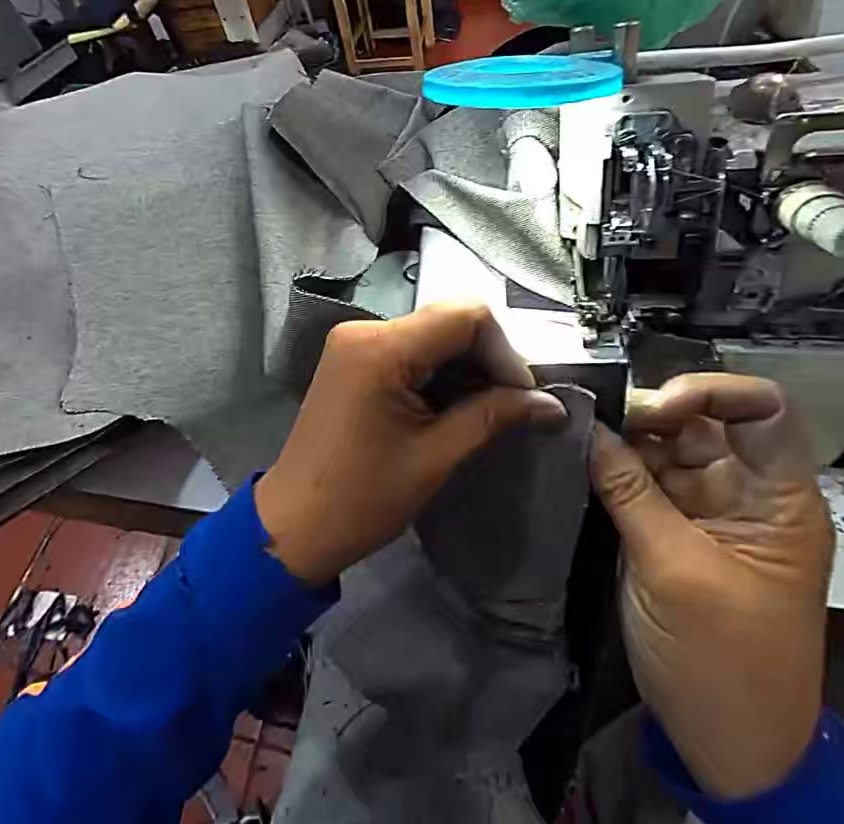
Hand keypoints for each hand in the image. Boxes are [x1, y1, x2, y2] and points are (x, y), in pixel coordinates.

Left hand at [255, 301, 567, 585]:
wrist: (292, 527)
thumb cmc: (361, 499)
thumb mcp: (436, 457)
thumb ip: (494, 416)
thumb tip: (551, 404)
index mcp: (382, 349)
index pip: (467, 316)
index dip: (504, 351)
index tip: (520, 395)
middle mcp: (365, 330)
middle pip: (451, 319)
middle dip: (488, 358)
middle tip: (509, 405)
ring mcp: (356, 341)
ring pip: (435, 332)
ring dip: (467, 365)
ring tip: (484, 409)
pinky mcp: (354, 357)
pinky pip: (413, 347)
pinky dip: (441, 369)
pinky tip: (452, 403)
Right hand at [589, 374, 843, 799]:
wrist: (729, 750)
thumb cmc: (721, 662)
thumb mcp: (673, 571)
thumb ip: (629, 492)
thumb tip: (589, 429)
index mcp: (779, 498)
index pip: (763, 410)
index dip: (714, 392)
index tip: (656, 410)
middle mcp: (748, 494)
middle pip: (706, 426)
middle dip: (654, 419)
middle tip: (597, 425)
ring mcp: (711, 514)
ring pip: (671, 453)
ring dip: (631, 445)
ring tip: (583, 441)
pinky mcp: (679, 534)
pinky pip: (650, 485)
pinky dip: (621, 474)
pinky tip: (588, 465)